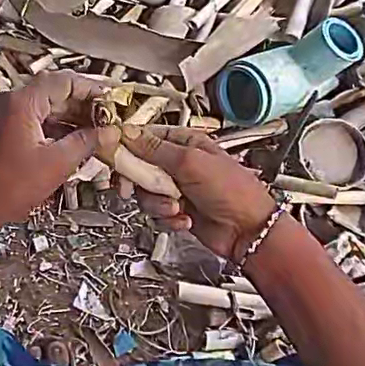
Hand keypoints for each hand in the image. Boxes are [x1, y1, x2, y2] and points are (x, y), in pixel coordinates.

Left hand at [0, 71, 110, 231]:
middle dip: (85, 106)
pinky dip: (59, 129)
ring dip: (73, 119)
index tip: (110, 101)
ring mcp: (8, 117)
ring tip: (97, 133)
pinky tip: (76, 143)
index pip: (65, 81)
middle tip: (108, 119)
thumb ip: (86, 142)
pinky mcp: (7, 132)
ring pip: (49, 108)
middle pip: (56, 92)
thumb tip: (107, 132)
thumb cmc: (6, 188)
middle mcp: (13, 104)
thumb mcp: (57, 163)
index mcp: (22, 103)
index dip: (92, 90)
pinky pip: (39, 122)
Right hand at [120, 127, 278, 259]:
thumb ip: (155, 149)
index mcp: (185, 143)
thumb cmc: (233, 191)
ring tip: (177, 206)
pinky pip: (156, 213)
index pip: (145, 137)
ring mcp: (178, 188)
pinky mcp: (177, 210)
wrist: (248, 231)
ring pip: (145, 193)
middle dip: (142, 181)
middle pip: (140, 167)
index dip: (128, 147)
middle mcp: (179, 164)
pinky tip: (185, 219)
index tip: (116, 157)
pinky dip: (168, 219)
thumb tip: (128, 133)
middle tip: (144, 187)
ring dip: (158, 203)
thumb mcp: (190, 163)